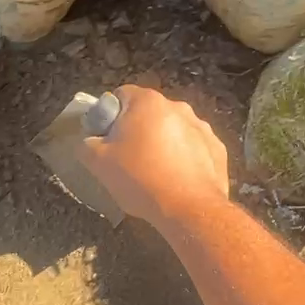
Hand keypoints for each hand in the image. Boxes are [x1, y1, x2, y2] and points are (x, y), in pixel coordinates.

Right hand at [77, 86, 228, 226]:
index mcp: (148, 102)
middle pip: (148, 112)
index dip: (109, 115)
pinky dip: (184, 158)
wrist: (189, 209)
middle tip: (127, 159)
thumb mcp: (99, 163)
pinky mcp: (217, 148)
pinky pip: (194, 147)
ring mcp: (202, 127)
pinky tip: (177, 180)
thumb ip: (87, 144)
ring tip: (154, 173)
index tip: (107, 139)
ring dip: (162, 143)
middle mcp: (178, 107)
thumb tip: (89, 141)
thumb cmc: (140, 179)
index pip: (121, 95)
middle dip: (137, 130)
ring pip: (173, 129)